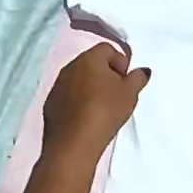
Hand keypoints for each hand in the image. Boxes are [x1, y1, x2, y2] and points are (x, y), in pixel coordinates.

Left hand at [42, 43, 149, 164]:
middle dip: (105, 74)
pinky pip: (68, 95)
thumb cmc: (105, 111)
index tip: (126, 82)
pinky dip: (77, 101)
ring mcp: (57, 85)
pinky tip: (86, 117)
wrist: (73, 143)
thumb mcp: (130, 94)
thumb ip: (138, 78)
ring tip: (101, 108)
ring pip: (78, 79)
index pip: (108, 49)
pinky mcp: (50, 103)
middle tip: (116, 94)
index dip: (121, 63)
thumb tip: (142, 70)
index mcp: (89, 58)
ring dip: (90, 88)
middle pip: (92, 63)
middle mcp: (70, 66)